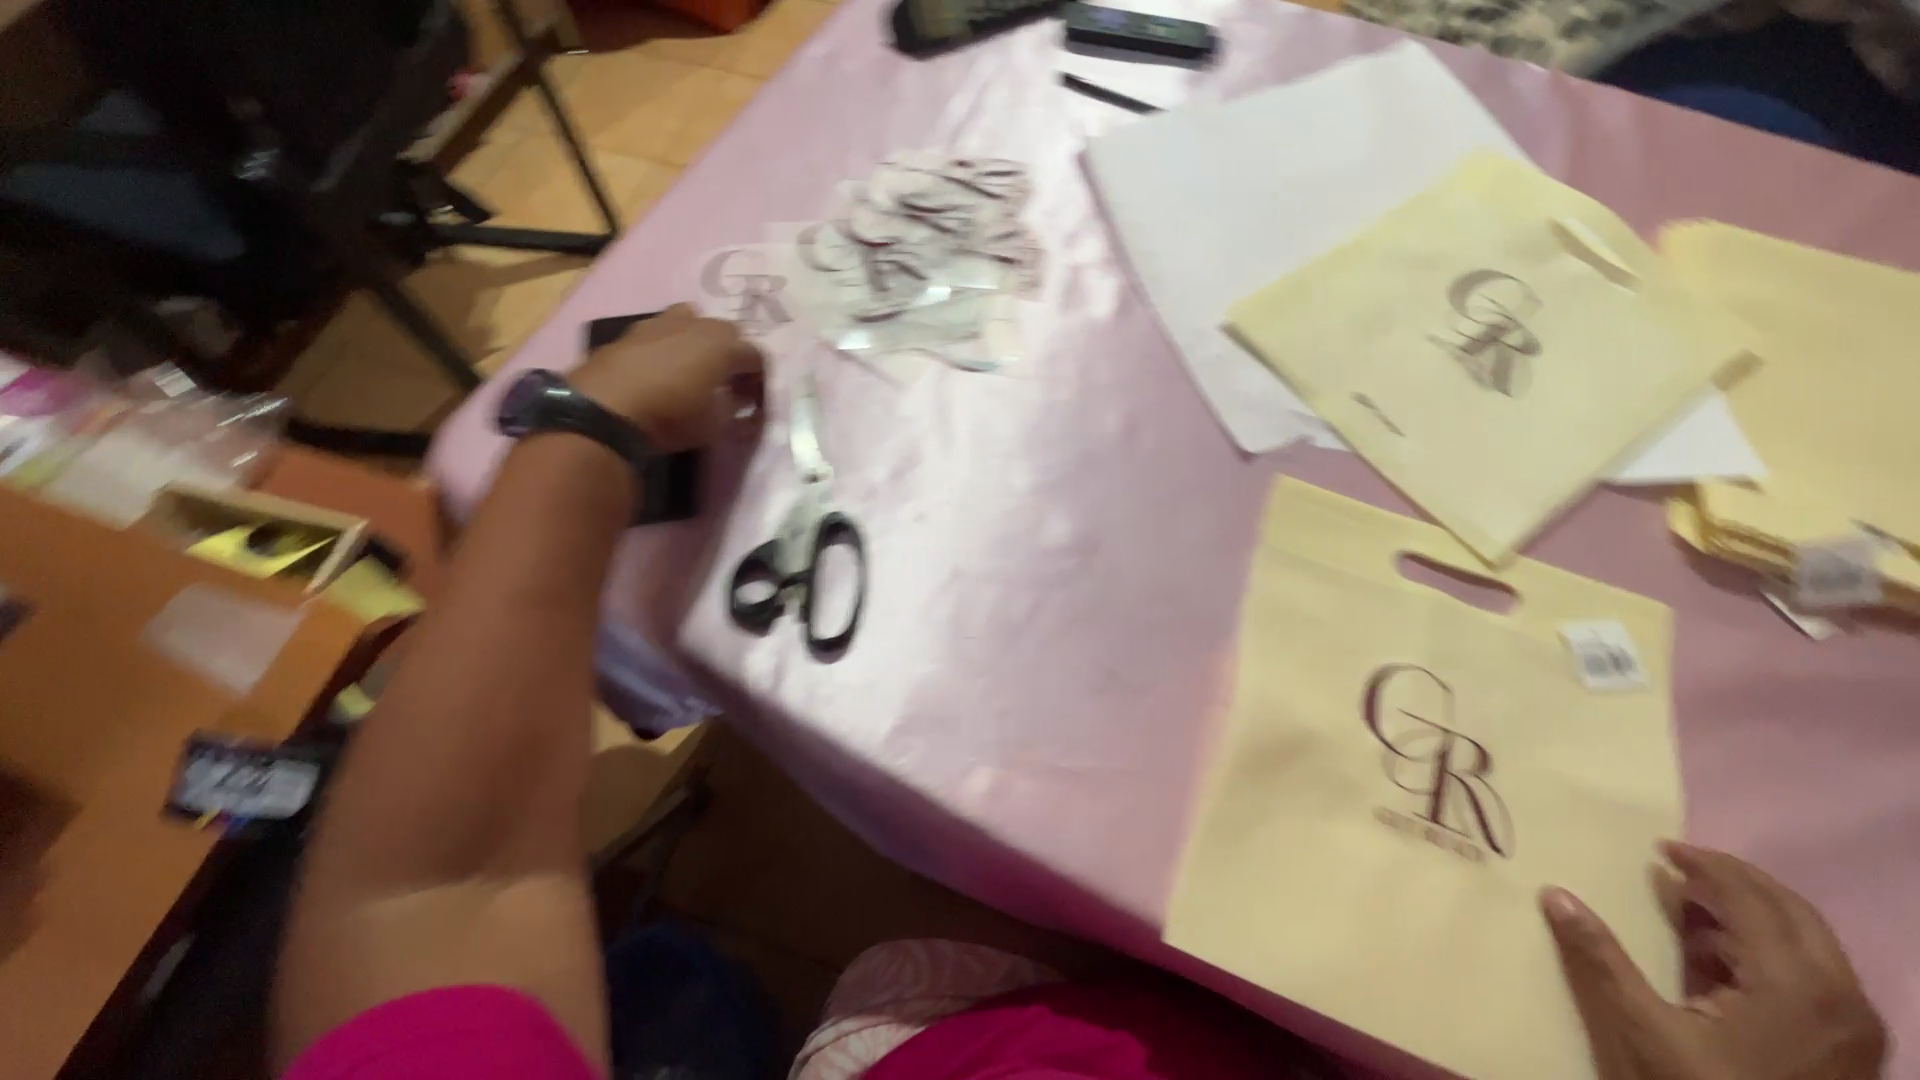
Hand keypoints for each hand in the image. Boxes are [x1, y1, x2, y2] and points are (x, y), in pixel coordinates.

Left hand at [571, 304, 764, 450]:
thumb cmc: (672, 416)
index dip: (760, 383)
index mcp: (727, 346)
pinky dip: (670, 346)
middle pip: (730, 335)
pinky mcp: (633, 331)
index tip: (754, 405)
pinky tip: (662, 368)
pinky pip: (663, 332)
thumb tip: (745, 409)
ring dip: (701, 345)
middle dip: (734, 359)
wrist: (605, 407)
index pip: (758, 358)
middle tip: (729, 387)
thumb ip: (739, 414)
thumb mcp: (717, 426)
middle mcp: (700, 324)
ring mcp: (663, 322)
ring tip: (695, 371)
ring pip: (694, 324)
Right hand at [1543, 842, 1885, 1079]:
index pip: (1751, 898)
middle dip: (1735, 878)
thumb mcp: (1645, 1031)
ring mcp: (1854, 1024)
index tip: (1660, 847)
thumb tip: (1554, 894)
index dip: (1705, 866)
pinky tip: (1720, 954)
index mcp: (1795, 985)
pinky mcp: (1851, 1045)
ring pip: (1809, 939)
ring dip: (1752, 910)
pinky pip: (1814, 970)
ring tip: (1691, 902)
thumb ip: (1602, 959)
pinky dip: (1768, 945)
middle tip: (1678, 862)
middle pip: (1791, 909)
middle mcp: (1840, 995)